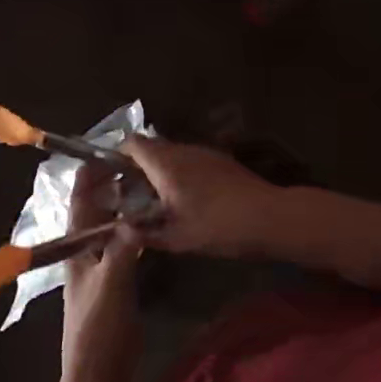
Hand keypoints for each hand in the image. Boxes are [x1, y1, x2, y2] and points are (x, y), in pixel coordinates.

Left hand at [61, 164, 141, 378]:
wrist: (97, 376)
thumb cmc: (99, 328)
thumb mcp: (112, 283)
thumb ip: (123, 247)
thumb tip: (137, 215)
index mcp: (76, 246)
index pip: (80, 199)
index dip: (91, 175)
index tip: (112, 152)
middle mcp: (85, 250)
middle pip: (97, 209)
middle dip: (113, 186)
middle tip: (142, 166)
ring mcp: (100, 266)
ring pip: (111, 226)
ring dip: (126, 207)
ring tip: (151, 187)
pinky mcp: (115, 281)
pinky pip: (124, 245)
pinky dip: (135, 230)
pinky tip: (154, 225)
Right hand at [121, 136, 283, 257]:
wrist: (269, 217)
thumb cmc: (217, 226)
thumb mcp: (177, 238)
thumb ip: (145, 234)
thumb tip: (121, 232)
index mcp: (164, 163)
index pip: (132, 143)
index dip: (117, 153)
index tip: (111, 173)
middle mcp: (180, 150)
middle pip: (150, 146)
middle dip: (137, 163)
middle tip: (130, 188)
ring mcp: (202, 151)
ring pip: (171, 152)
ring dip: (160, 167)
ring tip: (157, 195)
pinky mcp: (219, 159)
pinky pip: (189, 158)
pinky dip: (180, 170)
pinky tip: (187, 196)